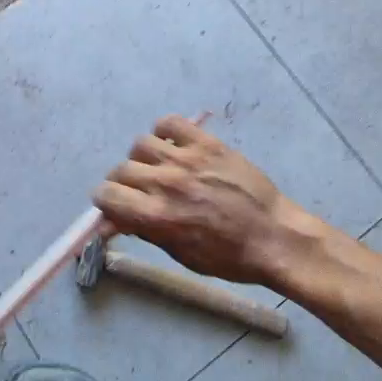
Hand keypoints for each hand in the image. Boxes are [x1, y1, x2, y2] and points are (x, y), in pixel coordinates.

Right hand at [92, 115, 320, 286]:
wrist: (276, 237)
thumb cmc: (230, 257)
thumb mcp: (182, 255)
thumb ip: (146, 232)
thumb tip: (114, 220)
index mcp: (157, 216)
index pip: (106, 195)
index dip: (105, 201)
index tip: (114, 205)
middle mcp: (164, 183)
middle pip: (120, 170)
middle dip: (123, 183)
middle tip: (139, 192)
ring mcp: (185, 159)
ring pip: (140, 145)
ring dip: (143, 159)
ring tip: (160, 169)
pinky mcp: (204, 142)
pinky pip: (168, 123)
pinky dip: (164, 133)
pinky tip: (173, 148)